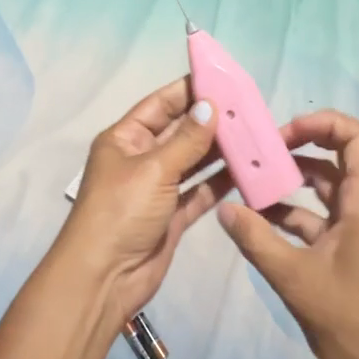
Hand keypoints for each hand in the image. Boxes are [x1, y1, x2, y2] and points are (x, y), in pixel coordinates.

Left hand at [57, 76, 230, 320]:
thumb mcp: (154, 169)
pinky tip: (248, 169)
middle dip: (211, 120)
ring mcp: (158, 188)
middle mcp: (142, 157)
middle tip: (249, 107)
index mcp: (126, 138)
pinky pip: (201, 190)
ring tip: (254, 133)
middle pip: (180, 131)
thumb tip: (211, 106)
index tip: (222, 79)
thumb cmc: (121, 211)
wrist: (104, 279)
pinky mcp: (173, 215)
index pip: (161, 104)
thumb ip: (187, 139)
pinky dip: (221, 181)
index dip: (189, 90)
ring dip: (220, 150)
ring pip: (194, 160)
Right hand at [216, 110, 358, 358]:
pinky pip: (319, 215)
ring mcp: (357, 226)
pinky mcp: (348, 248)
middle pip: (339, 154)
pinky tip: (258, 216)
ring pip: (326, 185)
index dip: (324, 122)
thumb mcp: (297, 279)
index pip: (357, 137)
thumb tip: (224, 208)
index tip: (286, 133)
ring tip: (252, 177)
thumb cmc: (353, 320)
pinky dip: (292, 210)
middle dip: (301, 144)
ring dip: (292, 178)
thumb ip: (258, 240)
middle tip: (264, 149)